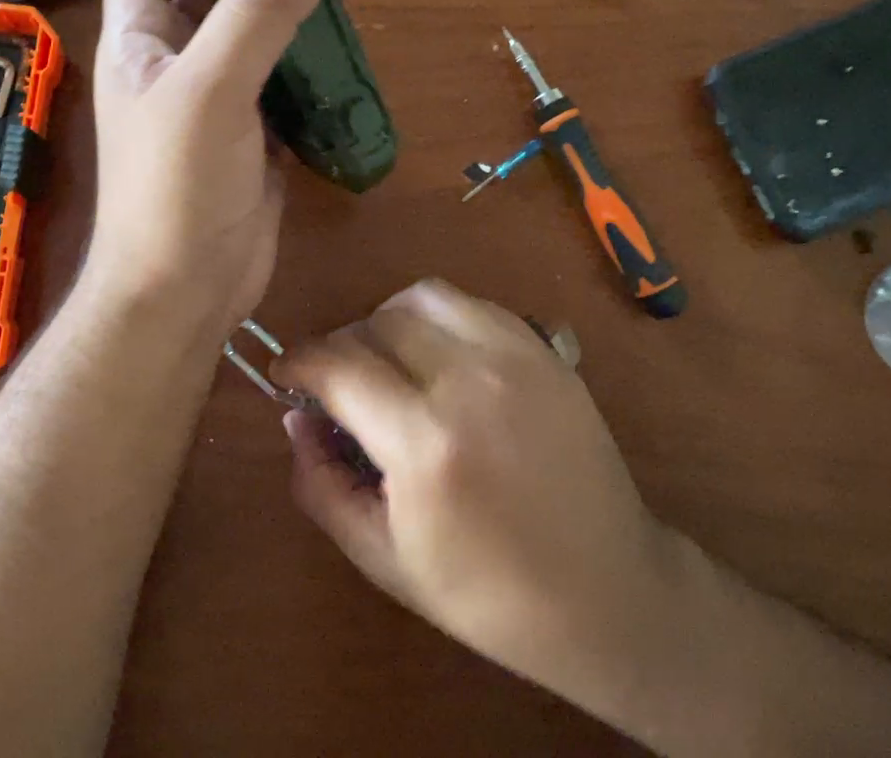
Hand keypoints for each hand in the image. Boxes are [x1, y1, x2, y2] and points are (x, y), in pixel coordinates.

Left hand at [80, 0, 345, 339]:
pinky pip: (281, 83)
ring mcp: (214, 102)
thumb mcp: (212, 85)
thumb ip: (262, 6)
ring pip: (250, 34)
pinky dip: (307, 63)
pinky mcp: (253, 137)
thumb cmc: (175, 186)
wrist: (185, 291)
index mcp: (139, 38)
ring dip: (284, 5)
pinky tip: (343, 46)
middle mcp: (172, 62)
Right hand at [271, 278, 671, 702]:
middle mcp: (470, 382)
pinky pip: (475, 307)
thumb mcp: (381, 556)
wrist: (605, 593)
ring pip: (425, 297)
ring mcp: (517, 360)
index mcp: (425, 442)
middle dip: (341, 345)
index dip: (298, 362)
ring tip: (387, 362)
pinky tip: (440, 361)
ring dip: (389, 320)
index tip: (285, 375)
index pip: (338, 364)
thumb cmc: (485, 593)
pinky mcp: (547, 355)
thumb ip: (321, 482)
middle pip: (377, 321)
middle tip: (338, 383)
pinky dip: (440, 320)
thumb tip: (295, 419)